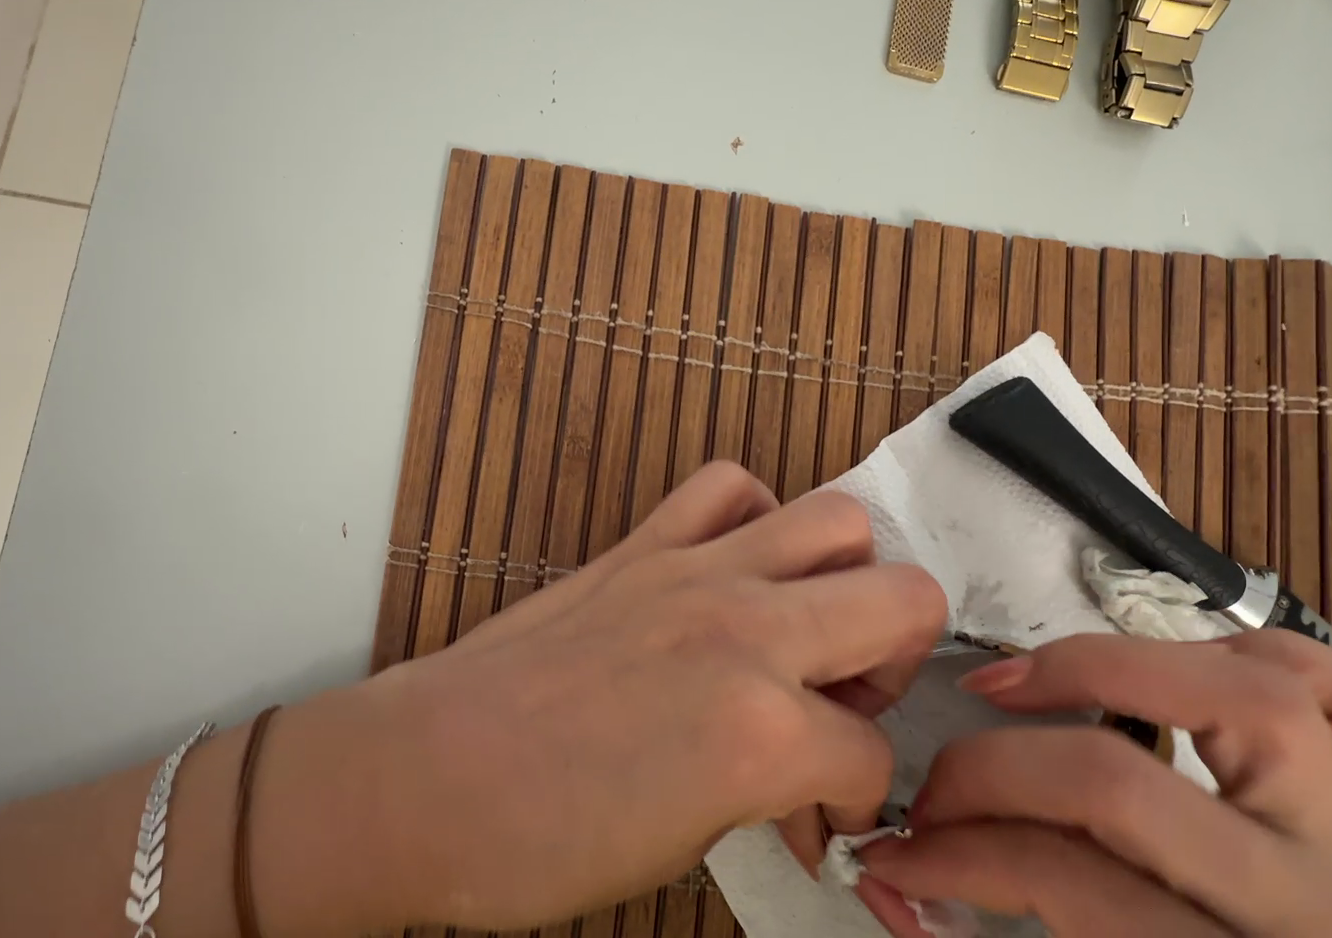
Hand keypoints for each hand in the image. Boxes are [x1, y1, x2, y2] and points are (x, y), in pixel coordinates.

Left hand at [245, 462, 945, 934]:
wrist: (427, 775)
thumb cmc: (538, 840)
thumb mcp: (684, 844)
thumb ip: (768, 791)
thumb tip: (808, 785)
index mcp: (760, 733)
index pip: (873, 757)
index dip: (859, 795)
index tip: (827, 808)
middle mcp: (742, 631)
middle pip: (904, 599)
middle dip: (894, 661)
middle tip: (842, 699)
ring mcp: (692, 572)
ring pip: (834, 519)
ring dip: (844, 575)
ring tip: (803, 624)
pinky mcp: (640, 545)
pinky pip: (725, 488)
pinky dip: (752, 516)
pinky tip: (736, 565)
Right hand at [855, 632, 1331, 936]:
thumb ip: (996, 923)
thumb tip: (889, 873)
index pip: (1059, 874)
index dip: (951, 853)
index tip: (890, 852)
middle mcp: (1309, 905)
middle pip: (1124, 784)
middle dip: (993, 770)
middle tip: (937, 786)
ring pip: (1252, 698)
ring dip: (1102, 665)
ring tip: (1013, 685)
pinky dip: (1264, 661)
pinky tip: (1174, 671)